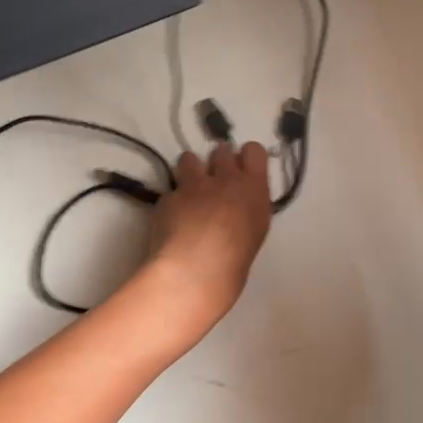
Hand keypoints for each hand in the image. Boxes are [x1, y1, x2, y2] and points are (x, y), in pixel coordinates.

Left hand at [141, 142, 273, 323]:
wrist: (194, 270)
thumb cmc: (235, 261)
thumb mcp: (255, 232)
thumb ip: (246, 210)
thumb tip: (236, 208)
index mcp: (253, 188)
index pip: (253, 151)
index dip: (246, 158)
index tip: (242, 171)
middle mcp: (224, 179)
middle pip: (221, 151)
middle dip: (218, 162)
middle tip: (215, 182)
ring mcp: (192, 185)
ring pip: (189, 158)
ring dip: (190, 170)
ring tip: (190, 191)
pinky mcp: (167, 197)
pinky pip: (170, 191)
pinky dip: (172, 201)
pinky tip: (171, 220)